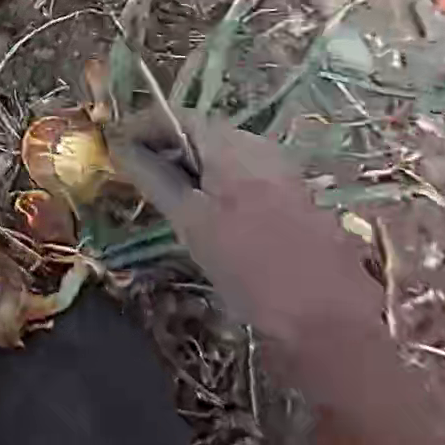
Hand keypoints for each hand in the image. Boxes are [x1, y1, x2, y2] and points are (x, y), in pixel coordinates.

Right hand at [110, 116, 444, 444]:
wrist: (330, 329)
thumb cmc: (247, 266)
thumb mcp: (187, 219)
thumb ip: (151, 175)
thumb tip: (117, 145)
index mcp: (234, 145)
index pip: (176, 115)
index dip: (141, 125)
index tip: (115, 144)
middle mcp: (263, 148)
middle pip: (202, 131)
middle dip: (165, 145)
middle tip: (136, 170)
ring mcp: (286, 174)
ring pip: (224, 154)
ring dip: (191, 165)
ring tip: (167, 193)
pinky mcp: (299, 200)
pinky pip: (246, 174)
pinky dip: (217, 181)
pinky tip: (208, 213)